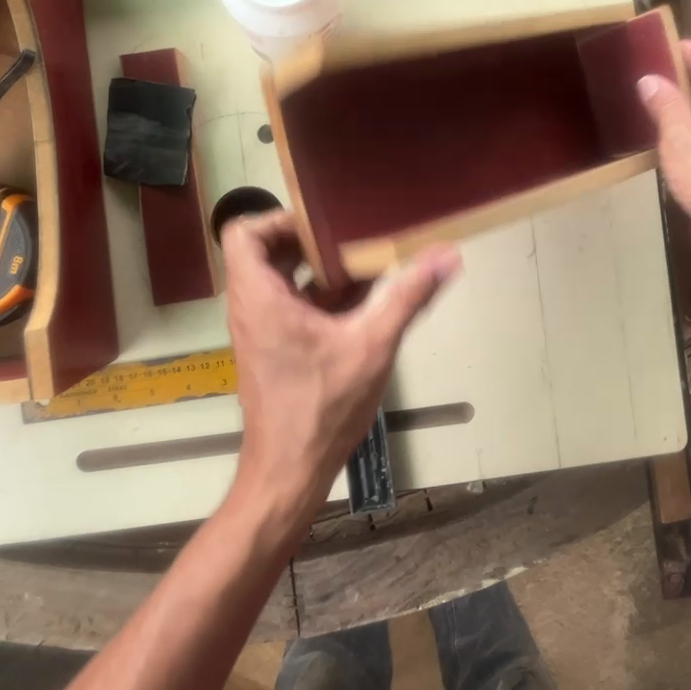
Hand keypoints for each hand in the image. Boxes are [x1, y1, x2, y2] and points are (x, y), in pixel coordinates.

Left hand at [220, 211, 461, 528]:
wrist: (289, 471)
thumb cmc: (321, 407)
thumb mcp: (372, 345)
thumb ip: (407, 296)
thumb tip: (446, 257)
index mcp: (260, 297)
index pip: (244, 231)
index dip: (278, 218)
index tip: (321, 225)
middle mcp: (251, 308)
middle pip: (266, 252)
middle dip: (310, 241)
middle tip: (350, 238)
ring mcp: (260, 330)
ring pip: (281, 280)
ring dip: (319, 270)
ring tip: (364, 264)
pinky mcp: (273, 349)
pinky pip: (291, 306)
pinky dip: (320, 297)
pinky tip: (363, 302)